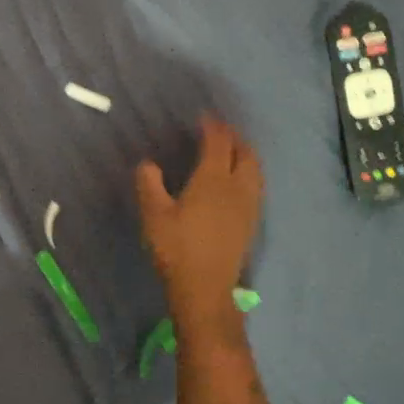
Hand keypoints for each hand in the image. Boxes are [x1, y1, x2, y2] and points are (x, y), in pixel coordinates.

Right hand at [136, 118, 263, 333]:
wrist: (205, 287)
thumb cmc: (176, 248)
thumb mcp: (153, 215)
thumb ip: (149, 185)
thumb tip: (148, 164)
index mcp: (212, 180)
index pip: (218, 144)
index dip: (213, 127)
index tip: (205, 116)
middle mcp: (236, 187)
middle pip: (244, 153)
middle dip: (234, 137)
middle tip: (220, 130)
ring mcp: (248, 205)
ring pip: (254, 169)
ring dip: (245, 154)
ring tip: (233, 150)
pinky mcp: (251, 221)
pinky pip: (255, 185)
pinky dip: (248, 172)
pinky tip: (237, 181)